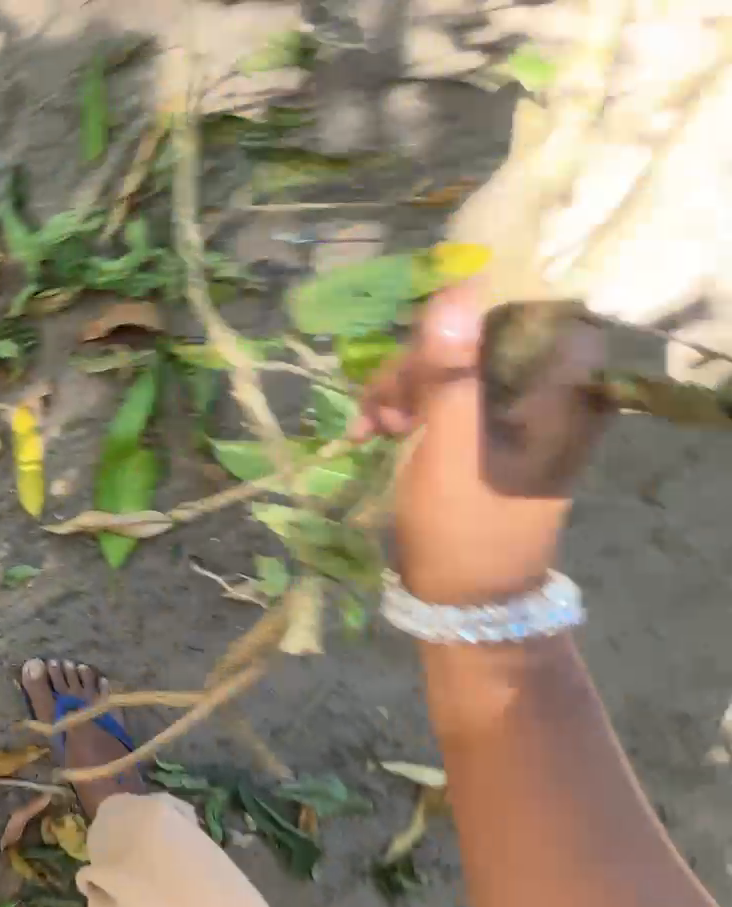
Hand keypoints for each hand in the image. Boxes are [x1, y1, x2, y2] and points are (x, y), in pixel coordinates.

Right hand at [350, 287, 607, 604]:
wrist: (467, 592)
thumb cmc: (463, 523)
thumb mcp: (450, 447)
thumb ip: (453, 371)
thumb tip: (458, 288)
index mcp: (561, 388)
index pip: (506, 318)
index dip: (448, 335)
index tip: (409, 378)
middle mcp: (549, 390)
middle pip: (470, 342)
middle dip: (413, 370)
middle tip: (382, 415)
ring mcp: (516, 412)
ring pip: (446, 368)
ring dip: (398, 391)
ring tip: (373, 429)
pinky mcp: (487, 430)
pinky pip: (441, 396)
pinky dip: (403, 408)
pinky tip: (377, 431)